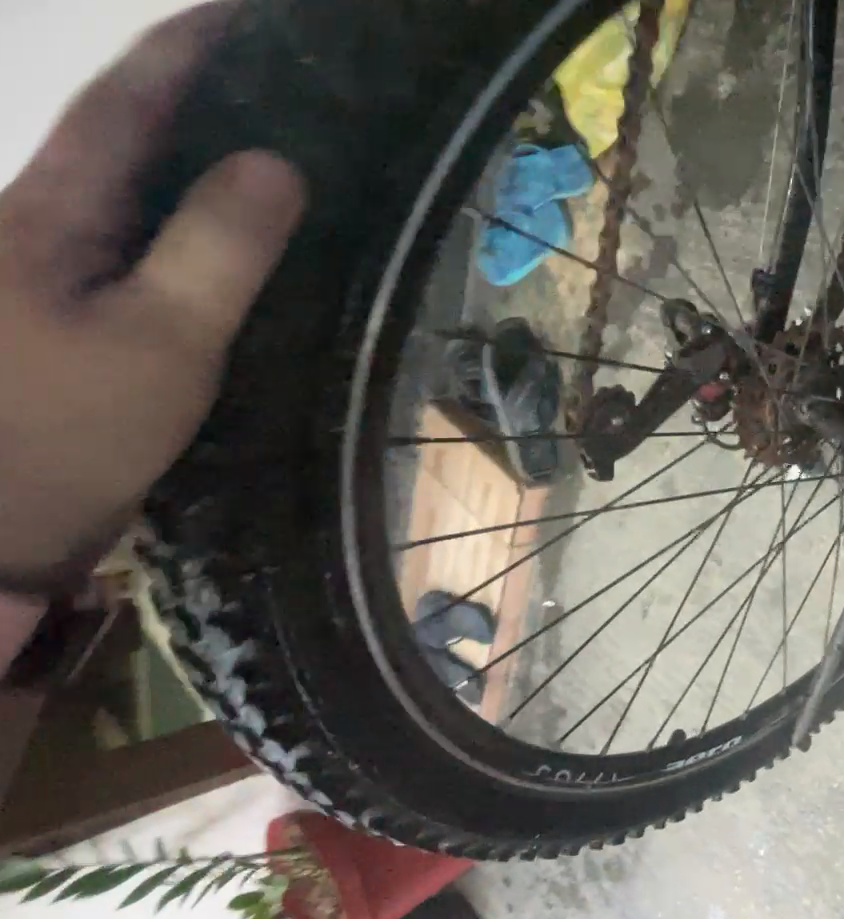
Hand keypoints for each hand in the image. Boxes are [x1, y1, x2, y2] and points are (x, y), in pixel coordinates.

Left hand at [0, 2, 303, 589]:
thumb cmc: (66, 428)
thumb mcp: (162, 340)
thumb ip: (217, 250)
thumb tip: (273, 165)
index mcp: (49, 213)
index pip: (125, 107)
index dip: (185, 53)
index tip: (244, 13)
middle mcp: (41, 225)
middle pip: (124, 136)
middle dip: (197, 94)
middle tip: (279, 78)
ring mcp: (55, 272)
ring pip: (135, 191)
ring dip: (200, 158)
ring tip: (276, 143)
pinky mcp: (79, 318)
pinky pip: (147, 245)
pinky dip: (201, 223)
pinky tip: (243, 231)